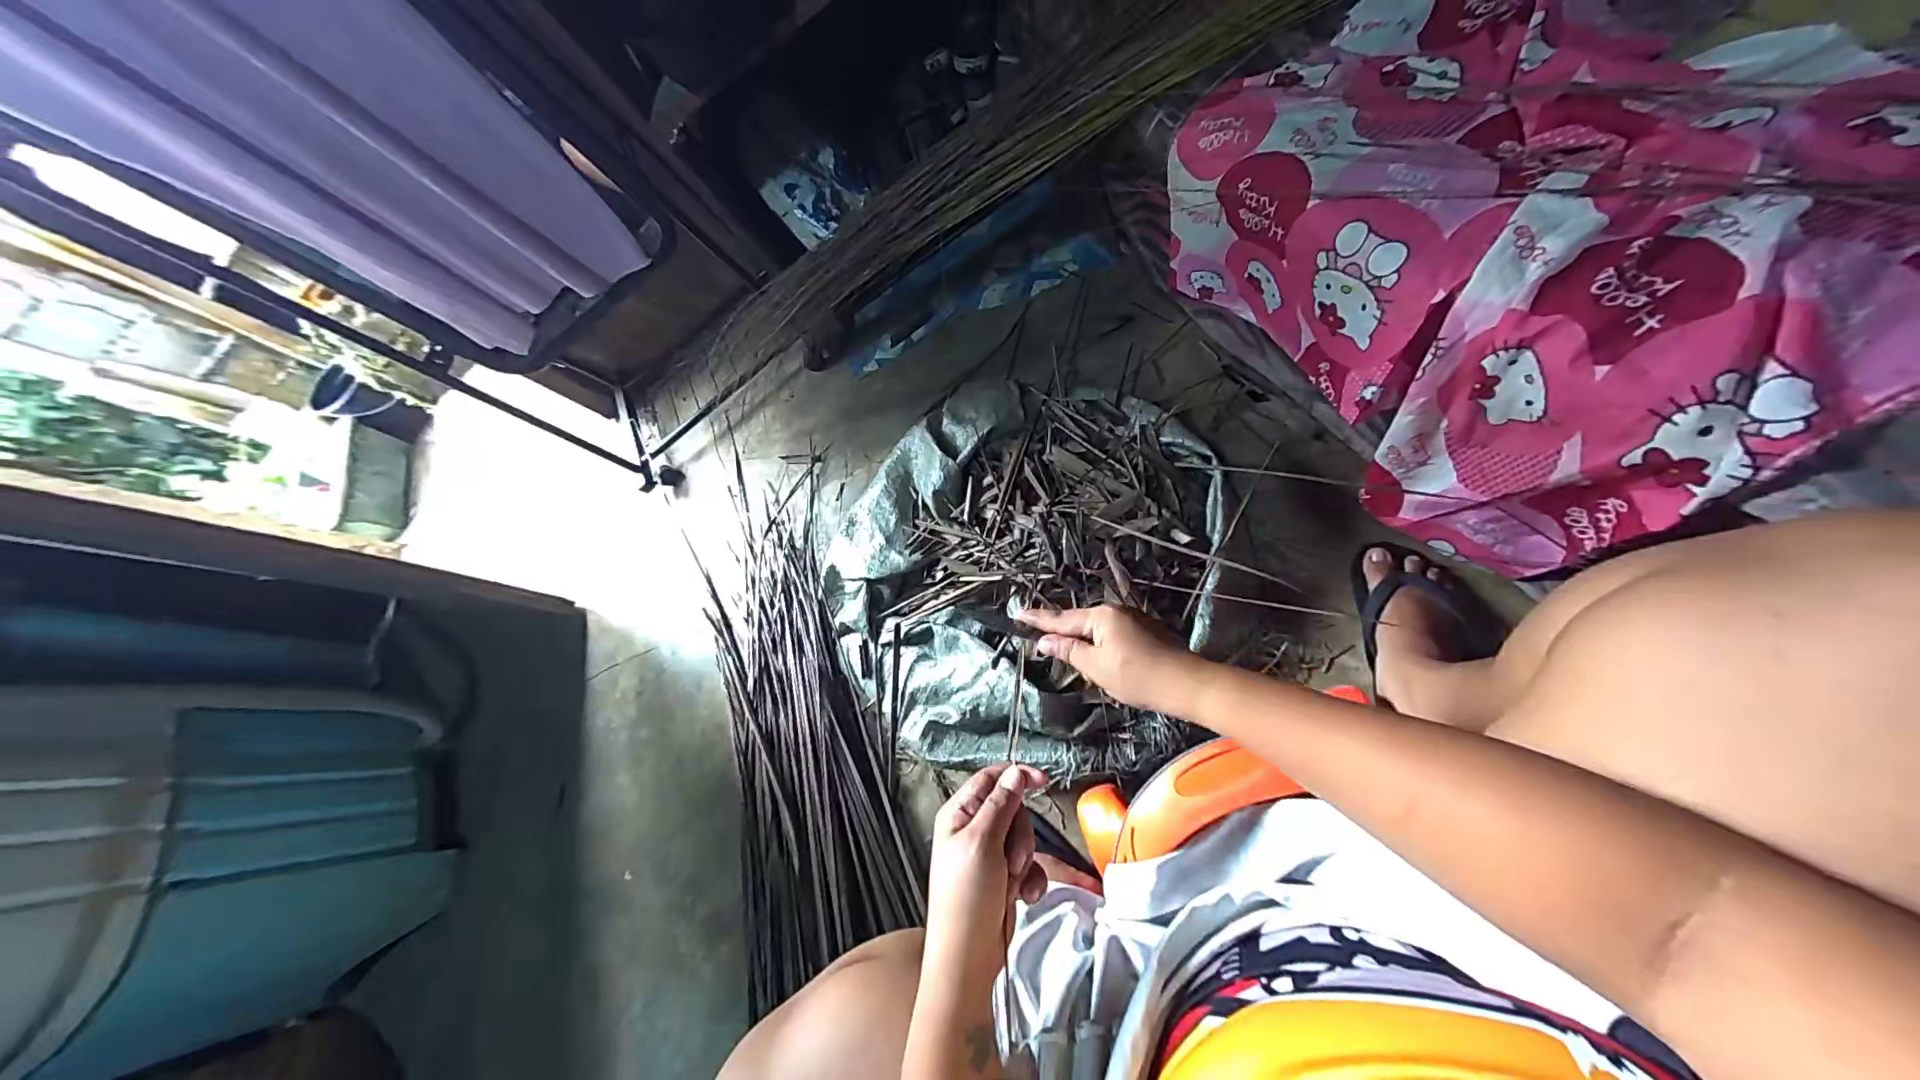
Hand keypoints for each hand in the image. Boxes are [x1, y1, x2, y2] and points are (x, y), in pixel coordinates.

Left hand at [927, 764, 1048, 942]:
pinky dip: (1030, 879)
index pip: (990, 779)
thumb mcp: (982, 843)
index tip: (1042, 780)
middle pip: (1013, 809)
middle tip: (1011, 858)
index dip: (1015, 776)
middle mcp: (972, 831)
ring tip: (1010, 881)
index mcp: (958, 815)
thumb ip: (1001, 804)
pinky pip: (1030, 865)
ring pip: (1024, 838)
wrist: (969, 957)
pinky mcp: (1003, 877)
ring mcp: (989, 855)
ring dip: (1025, 860)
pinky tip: (1023, 895)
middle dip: (1020, 834)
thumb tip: (1015, 772)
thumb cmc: (965, 899)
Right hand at [1017, 604, 1203, 714]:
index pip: (1061, 619)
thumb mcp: (1096, 667)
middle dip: (1061, 632)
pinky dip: (1099, 644)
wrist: (1186, 684)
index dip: (1038, 620)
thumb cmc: (1138, 677)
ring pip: (1096, 630)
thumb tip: (1045, 642)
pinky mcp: (1143, 631)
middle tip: (1038, 638)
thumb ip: (1068, 651)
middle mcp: (1116, 611)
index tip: (1019, 613)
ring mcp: (1132, 620)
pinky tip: (1098, 658)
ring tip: (1066, 651)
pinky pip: (1111, 634)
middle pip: (1079, 623)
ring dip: (1082, 641)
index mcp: (1101, 616)